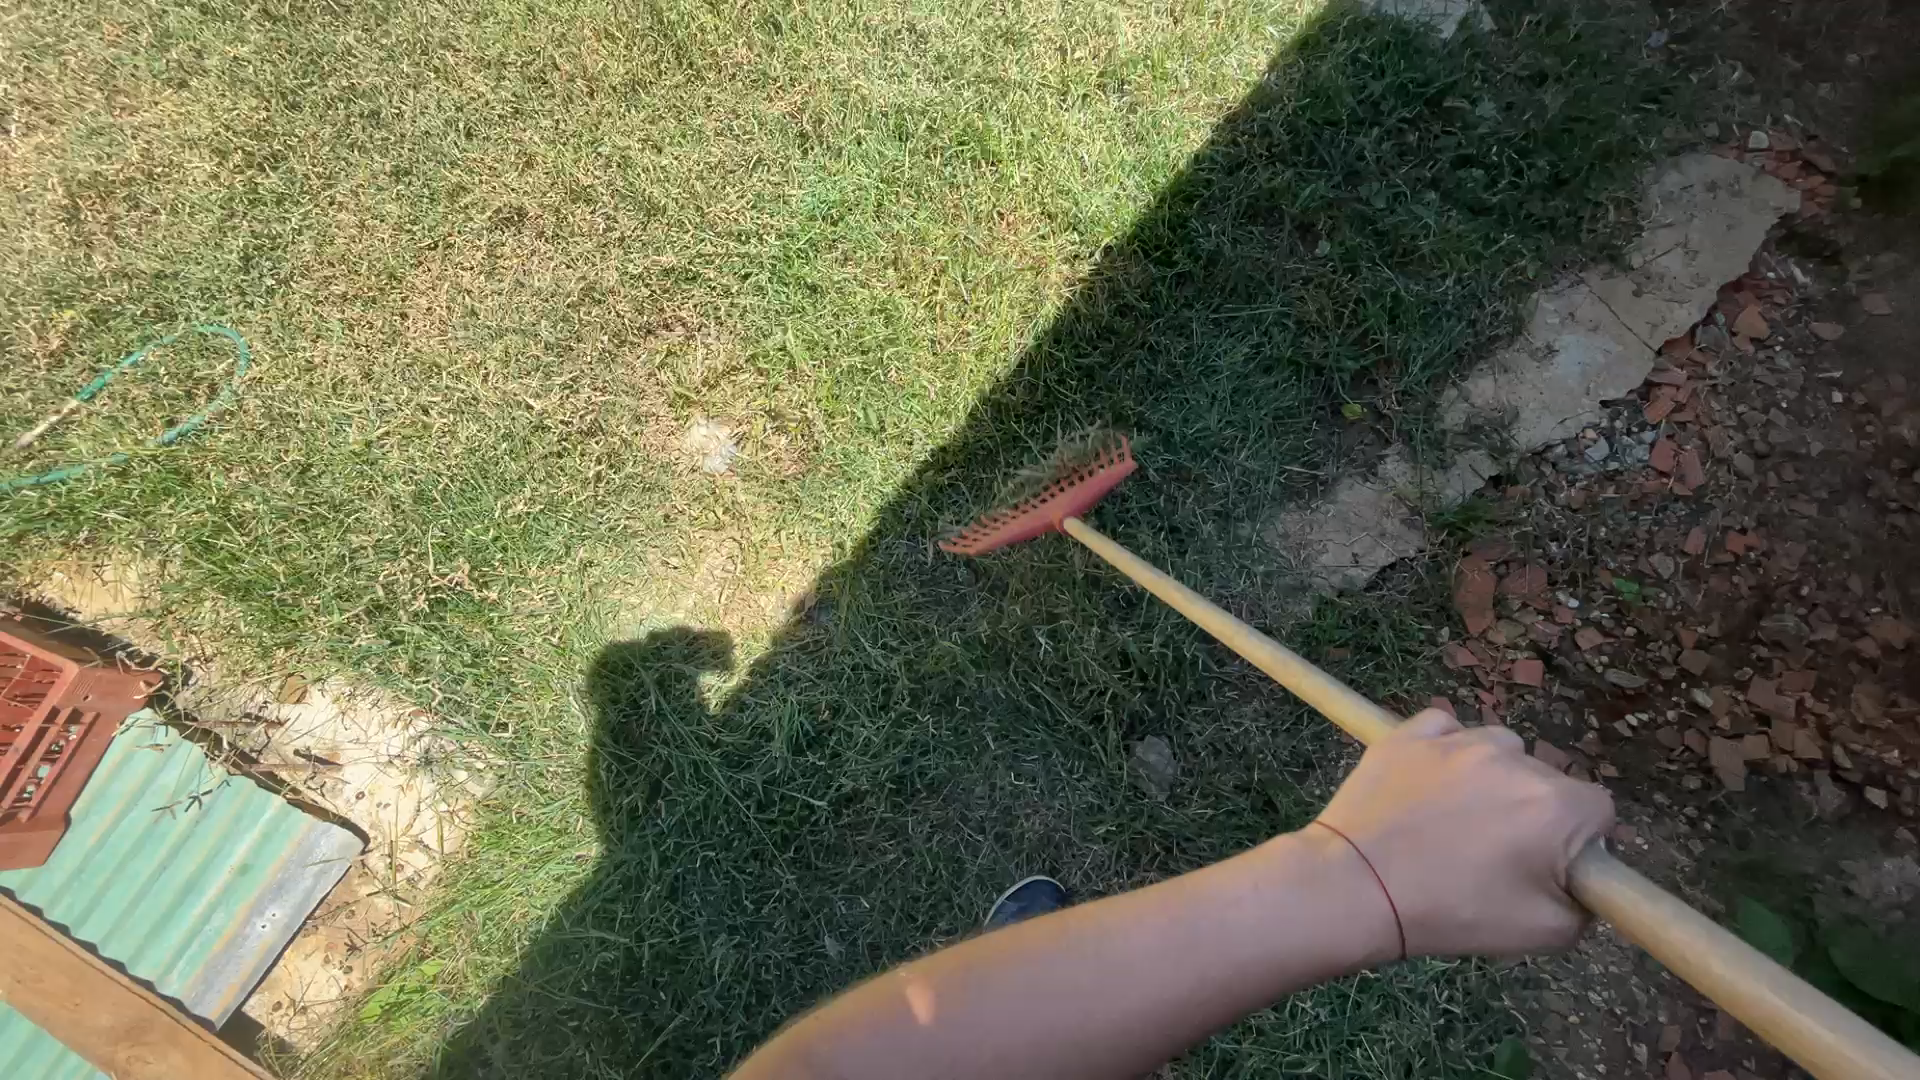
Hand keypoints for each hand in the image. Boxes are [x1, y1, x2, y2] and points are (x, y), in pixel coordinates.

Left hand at [1314, 708, 1613, 957]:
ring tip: (1460, 810)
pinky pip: (1441, 725)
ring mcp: (1451, 741)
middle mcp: (1508, 759)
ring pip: (1496, 745)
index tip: (1550, 860)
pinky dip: (1444, 744)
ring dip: (1491, 772)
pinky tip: (1431, 776)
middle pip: (1544, 776)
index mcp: (1555, 804)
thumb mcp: (1552, 929)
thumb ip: (1587, 893)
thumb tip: (1580, 869)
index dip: (1580, 837)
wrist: (1360, 883)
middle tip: (1496, 845)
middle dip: (1533, 808)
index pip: (1597, 808)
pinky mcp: (1404, 735)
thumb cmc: (1456, 910)